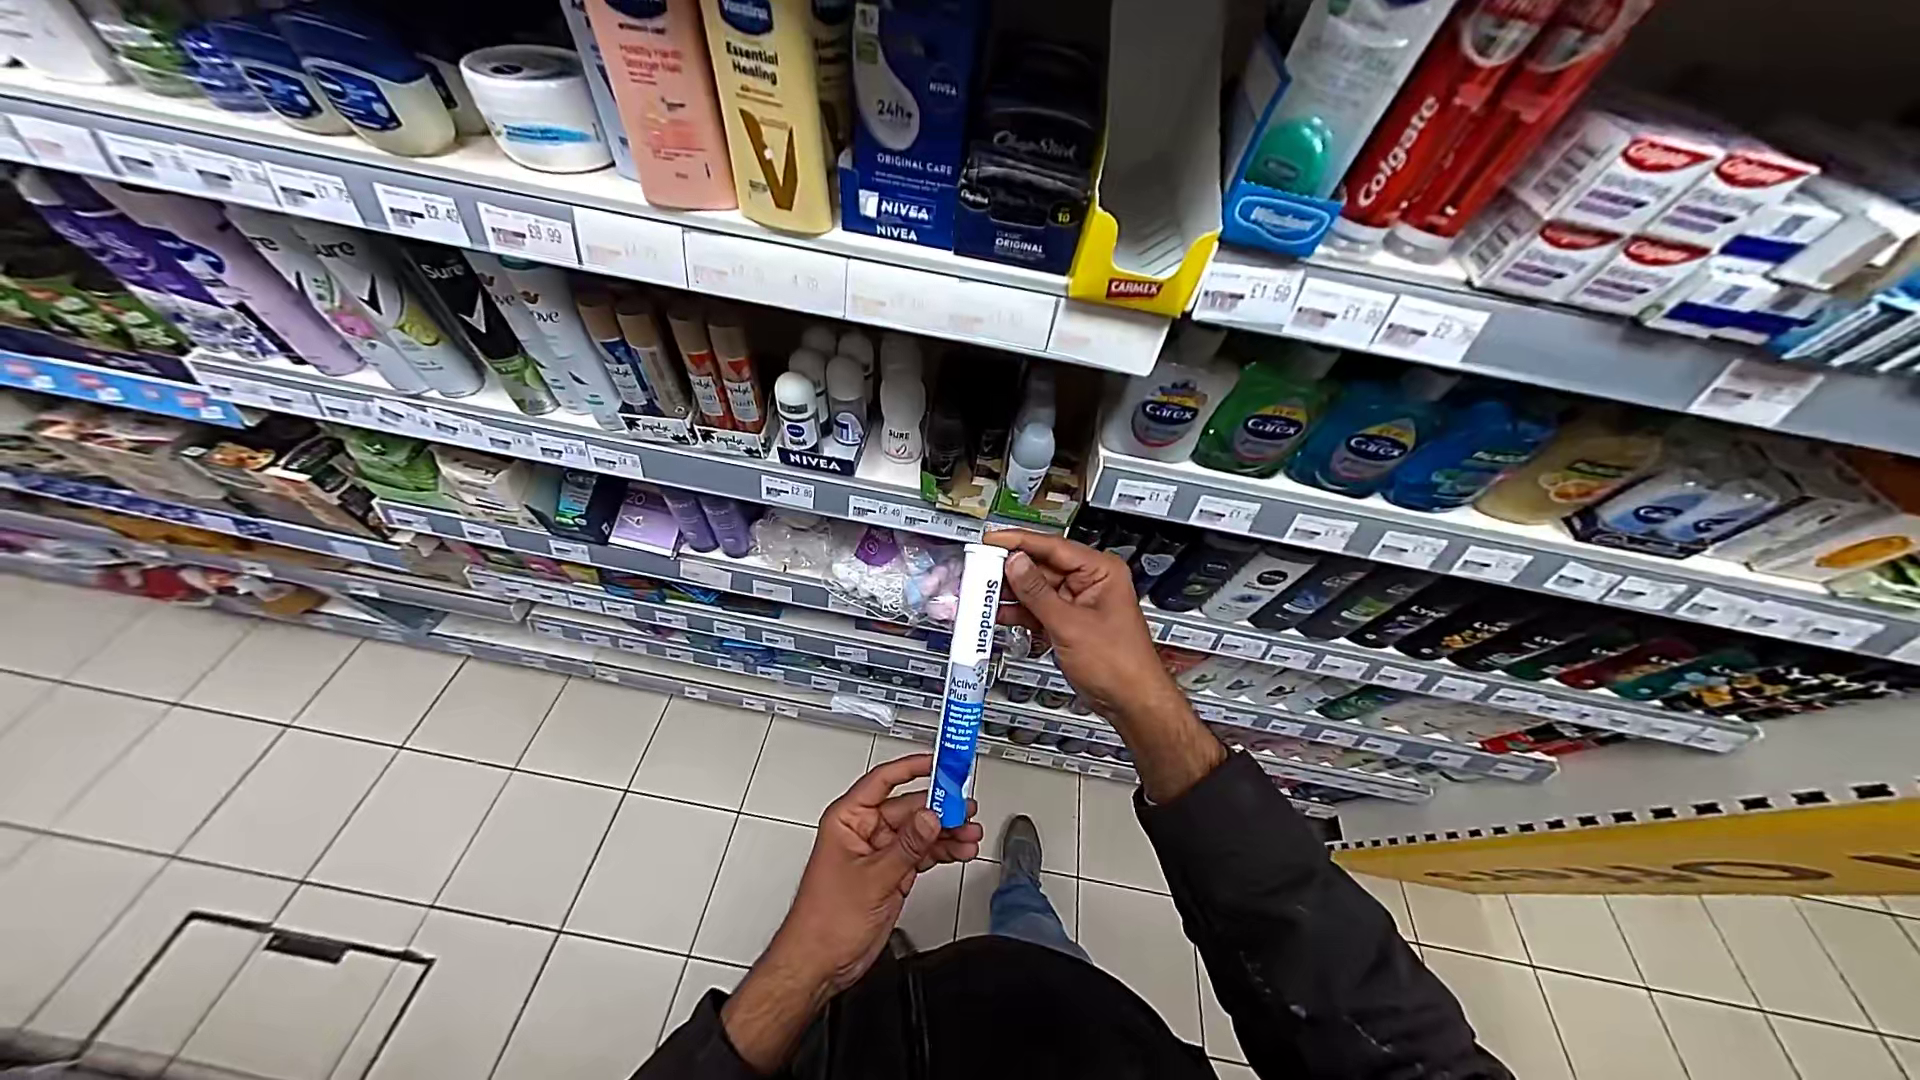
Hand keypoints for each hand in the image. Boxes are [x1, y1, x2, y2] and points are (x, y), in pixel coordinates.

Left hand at [722, 753, 980, 1071]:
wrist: (820, 965)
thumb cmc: (823, 923)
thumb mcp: (872, 878)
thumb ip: (906, 846)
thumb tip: (930, 817)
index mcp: (848, 819)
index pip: (883, 781)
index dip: (912, 768)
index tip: (938, 762)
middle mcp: (864, 830)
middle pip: (909, 806)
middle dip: (940, 808)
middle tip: (965, 806)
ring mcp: (879, 851)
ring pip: (920, 830)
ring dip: (946, 831)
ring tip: (970, 831)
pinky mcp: (891, 871)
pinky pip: (921, 851)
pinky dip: (942, 850)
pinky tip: (959, 849)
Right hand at [987, 530, 1183, 723]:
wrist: (1131, 702)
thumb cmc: (1121, 665)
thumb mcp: (1070, 624)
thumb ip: (1038, 593)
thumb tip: (1015, 564)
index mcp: (1101, 571)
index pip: (1053, 546)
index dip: (1019, 541)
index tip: (992, 539)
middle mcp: (1090, 582)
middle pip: (1041, 566)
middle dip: (1010, 570)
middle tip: (980, 568)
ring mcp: (1077, 602)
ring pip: (1036, 589)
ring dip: (1010, 593)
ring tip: (983, 592)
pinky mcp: (1067, 622)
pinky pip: (1037, 609)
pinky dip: (1019, 612)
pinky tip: (998, 613)